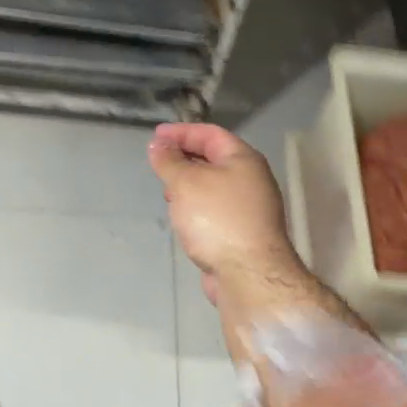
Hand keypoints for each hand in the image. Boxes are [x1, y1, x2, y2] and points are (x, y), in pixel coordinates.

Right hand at [148, 123, 297, 300]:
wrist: (248, 273)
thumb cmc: (217, 219)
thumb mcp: (186, 183)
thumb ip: (169, 161)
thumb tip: (158, 144)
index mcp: (243, 159)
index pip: (210, 134)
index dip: (181, 132)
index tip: (155, 137)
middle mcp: (252, 180)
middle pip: (214, 160)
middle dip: (184, 160)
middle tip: (160, 166)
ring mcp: (250, 209)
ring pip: (214, 188)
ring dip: (189, 187)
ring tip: (168, 195)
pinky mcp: (243, 234)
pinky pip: (216, 212)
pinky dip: (197, 209)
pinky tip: (183, 221)